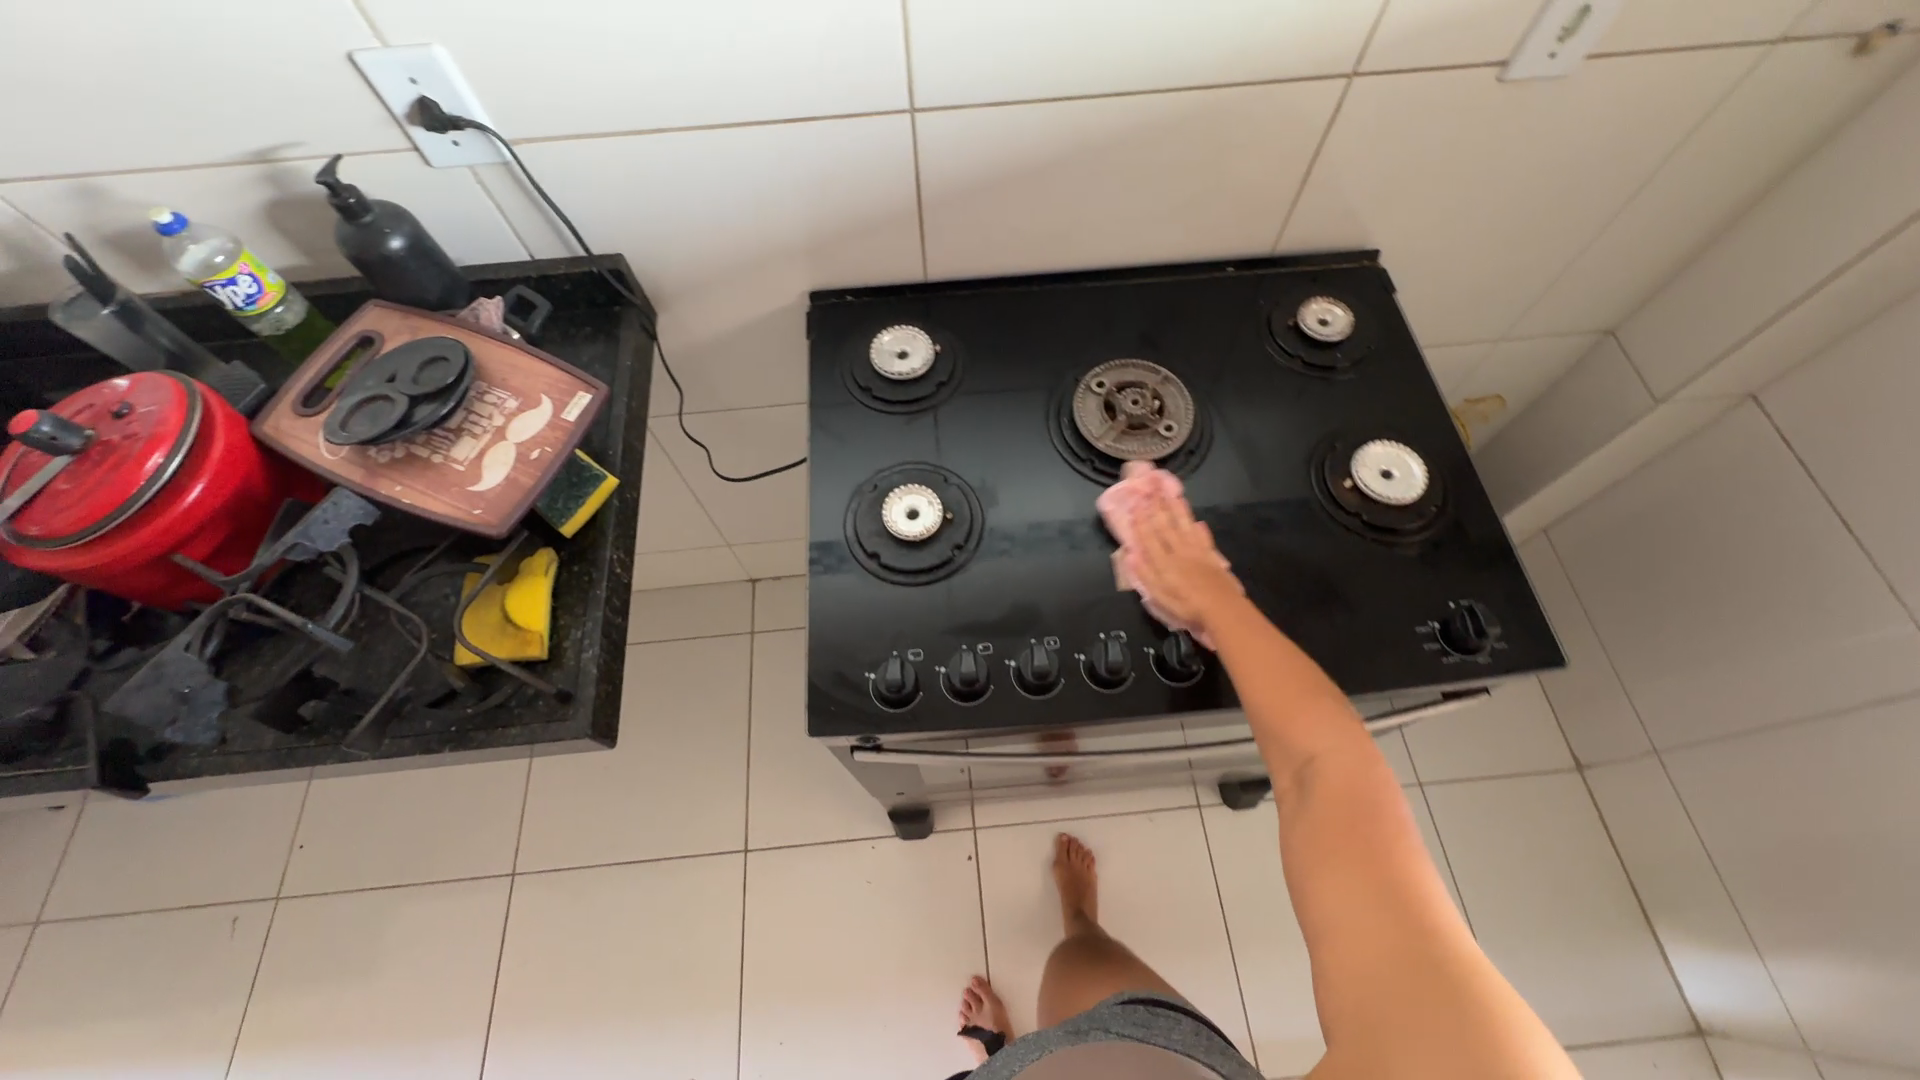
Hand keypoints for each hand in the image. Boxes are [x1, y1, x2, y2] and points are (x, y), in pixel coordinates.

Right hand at [1124, 491, 1244, 635]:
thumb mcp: (1158, 597)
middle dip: (1157, 508)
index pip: (1149, 538)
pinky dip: (1200, 529)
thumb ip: (1145, 575)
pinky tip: (1197, 522)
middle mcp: (1178, 553)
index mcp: (1163, 563)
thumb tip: (1130, 555)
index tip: (1135, 503)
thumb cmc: (1186, 607)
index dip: (1141, 521)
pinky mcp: (1211, 557)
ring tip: (1172, 495)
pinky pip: (1203, 538)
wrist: (1222, 609)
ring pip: (1184, 527)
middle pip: (1165, 527)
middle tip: (1151, 489)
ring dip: (1177, 511)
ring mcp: (1197, 553)